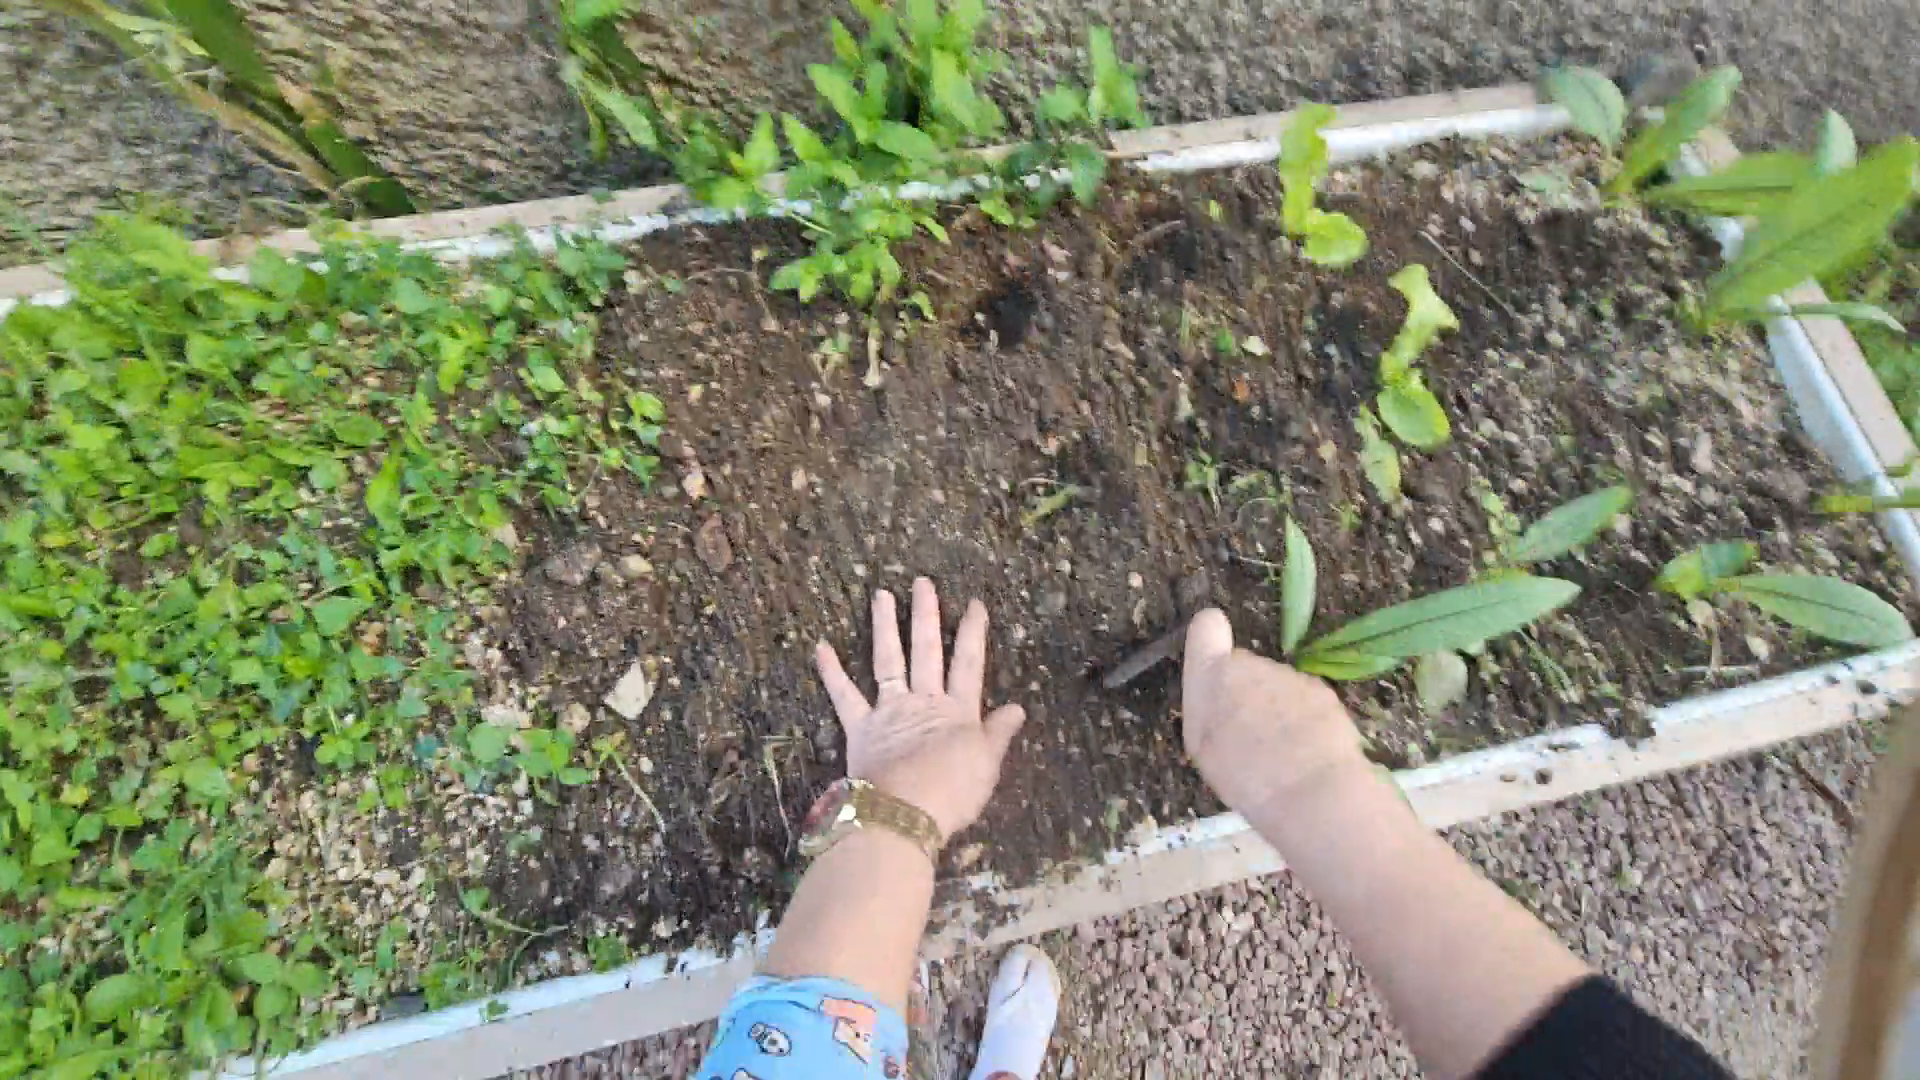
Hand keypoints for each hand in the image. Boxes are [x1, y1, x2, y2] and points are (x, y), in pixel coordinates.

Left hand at [815, 578, 1027, 839]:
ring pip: (888, 660)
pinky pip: (844, 695)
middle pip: (926, 651)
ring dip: (885, 626)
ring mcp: (890, 710)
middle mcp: (924, 701)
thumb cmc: (952, 795)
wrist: (905, 814)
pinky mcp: (861, 727)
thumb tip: (1018, 707)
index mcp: (958, 711)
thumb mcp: (987, 766)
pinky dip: (831, 671)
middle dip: (926, 615)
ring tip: (881, 595)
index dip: (972, 633)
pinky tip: (821, 646)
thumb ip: (998, 733)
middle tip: (922, 582)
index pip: (969, 664)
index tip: (974, 604)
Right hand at [1180, 608, 1368, 818]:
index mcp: (1213, 674)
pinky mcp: (1323, 691)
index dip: (1209, 637)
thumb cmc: (1243, 774)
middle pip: (1244, 668)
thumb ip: (1206, 706)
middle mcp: (1251, 664)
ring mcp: (1290, 675)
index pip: (1206, 626)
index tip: (1214, 663)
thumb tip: (1219, 691)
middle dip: (1245, 692)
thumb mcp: (1202, 744)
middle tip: (1247, 735)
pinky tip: (1306, 753)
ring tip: (1280, 753)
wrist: (1311, 791)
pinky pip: (1306, 701)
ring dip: (1276, 709)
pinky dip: (1305, 720)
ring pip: (1277, 687)